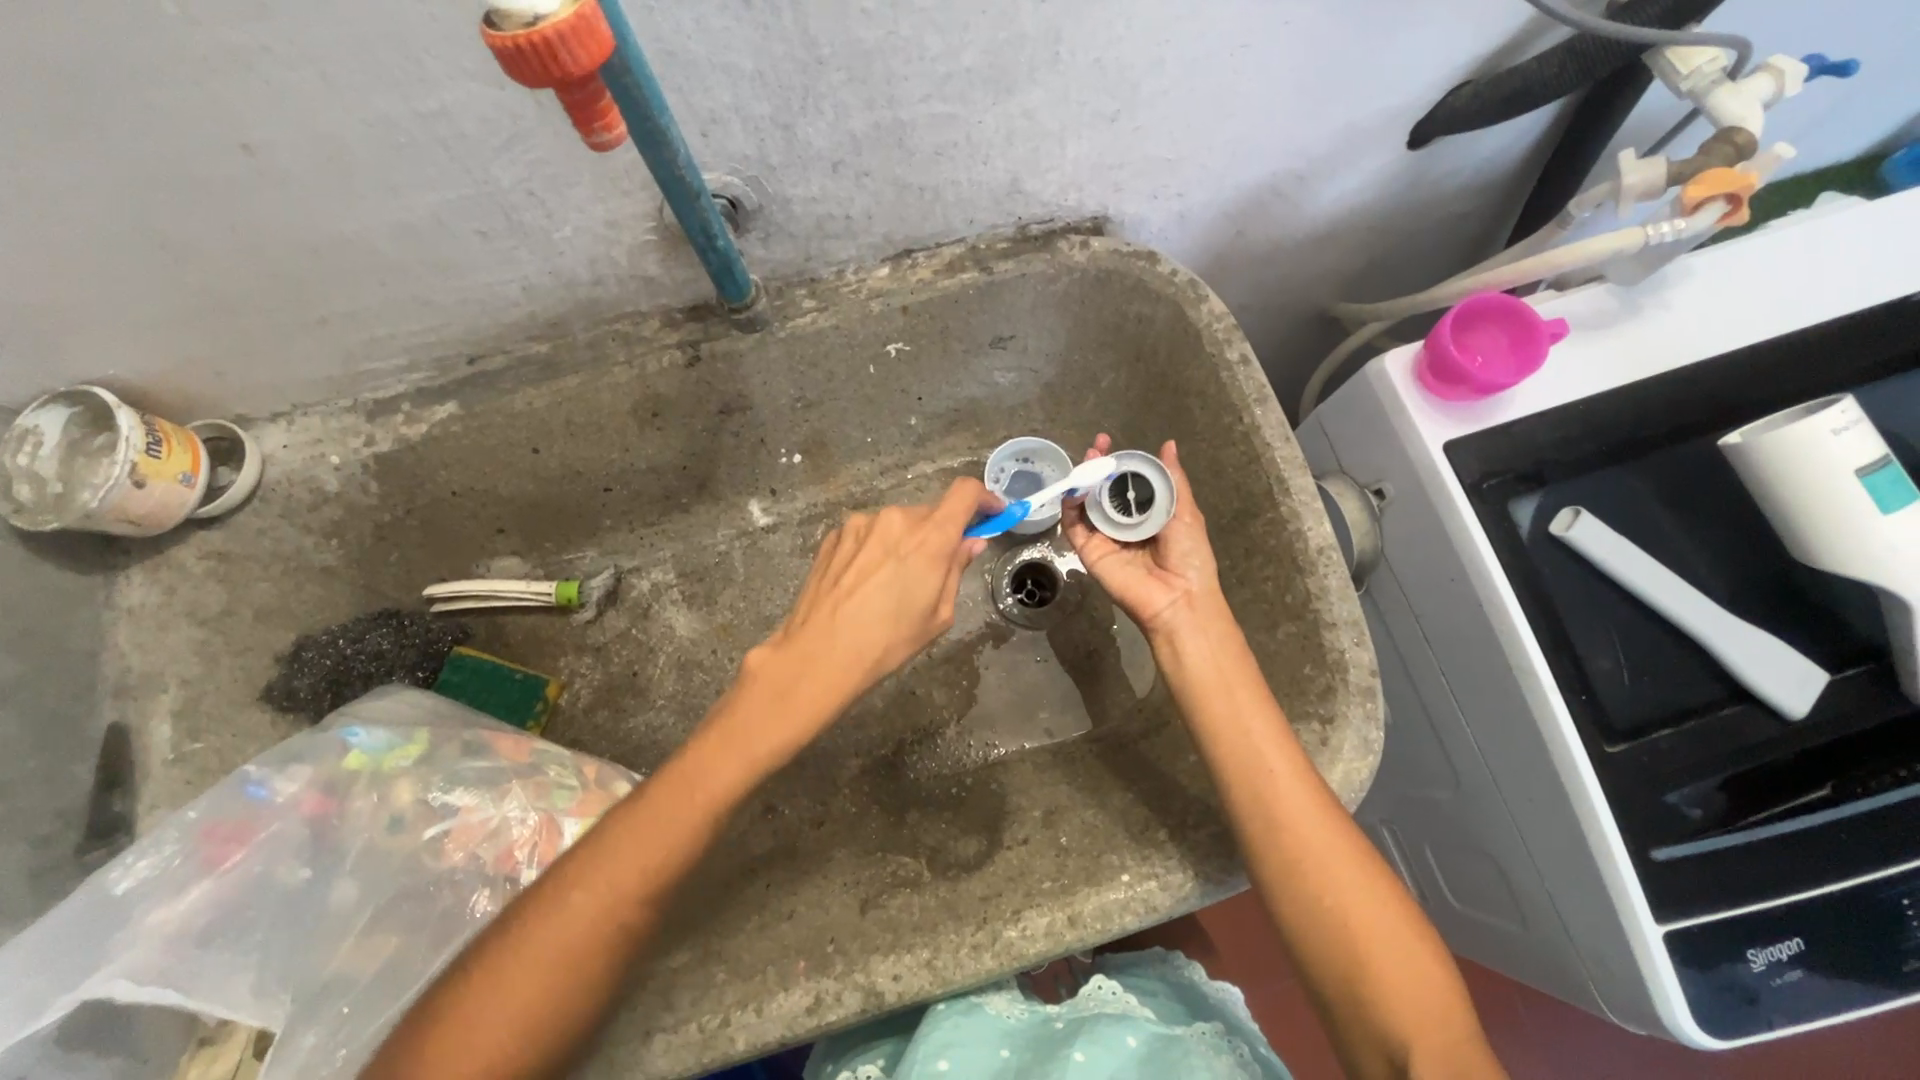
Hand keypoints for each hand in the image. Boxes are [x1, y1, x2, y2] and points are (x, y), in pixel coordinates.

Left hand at [722, 478, 997, 763]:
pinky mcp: (833, 535)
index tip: (992, 513)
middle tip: (933, 572)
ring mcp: (859, 523)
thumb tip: (971, 542)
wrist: (819, 654)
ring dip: (903, 544)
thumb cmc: (887, 643)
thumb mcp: (937, 615)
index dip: (984, 498)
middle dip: (938, 535)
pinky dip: (874, 550)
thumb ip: (955, 570)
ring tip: (890, 586)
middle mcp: (895, 519)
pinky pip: (866, 534)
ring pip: (895, 525)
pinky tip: (863, 585)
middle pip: (929, 513)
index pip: (965, 492)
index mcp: (929, 537)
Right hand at [1062, 436, 1226, 643]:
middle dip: (1097, 466)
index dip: (1117, 462)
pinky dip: (1070, 506)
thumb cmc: (1189, 556)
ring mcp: (1104, 537)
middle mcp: (1122, 524)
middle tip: (1097, 446)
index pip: (1125, 482)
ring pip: (1086, 504)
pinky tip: (1075, 488)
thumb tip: (1168, 445)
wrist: (1178, 598)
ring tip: (1087, 460)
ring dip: (1083, 480)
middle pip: (1102, 490)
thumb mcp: (1186, 512)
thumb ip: (1172, 479)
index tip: (1110, 441)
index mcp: (1146, 514)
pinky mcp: (1089, 552)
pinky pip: (1074, 526)